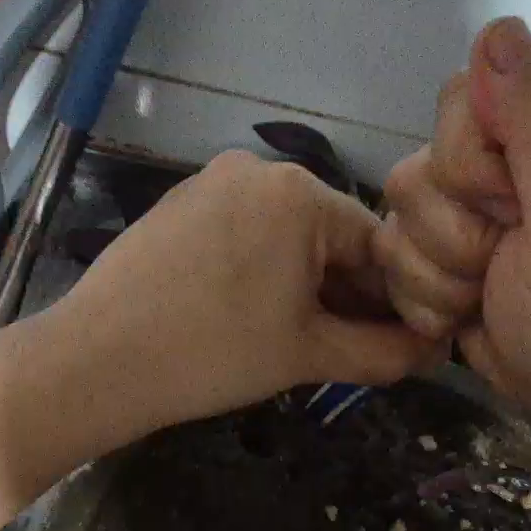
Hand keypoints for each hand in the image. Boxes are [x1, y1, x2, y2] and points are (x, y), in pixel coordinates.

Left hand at [55, 151, 432, 428]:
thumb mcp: (309, 355)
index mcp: (299, 192)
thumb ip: (384, 351)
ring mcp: (207, 182)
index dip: (395, 298)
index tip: (401, 342)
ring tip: (296, 338)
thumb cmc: (213, 353)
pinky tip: (246, 313)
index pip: (376, 244)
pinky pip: (239, 231)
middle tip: (348, 348)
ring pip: (282, 234)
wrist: (97, 360)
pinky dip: (258, 267)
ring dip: (302, 282)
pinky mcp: (175, 204)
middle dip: (345, 291)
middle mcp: (255, 170)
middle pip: (327, 234)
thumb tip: (433, 351)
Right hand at [374, 17, 530, 440]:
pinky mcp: (439, 244)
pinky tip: (462, 310)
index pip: (464, 100)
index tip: (515, 214)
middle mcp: (514, 153)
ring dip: (433, 270)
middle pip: (422, 161)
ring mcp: (472, 202)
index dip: (470, 166)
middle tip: (503, 262)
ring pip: (396, 211)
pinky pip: (387, 251)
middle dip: (452, 228)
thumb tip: (495, 29)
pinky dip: (419, 293)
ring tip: (483, 294)